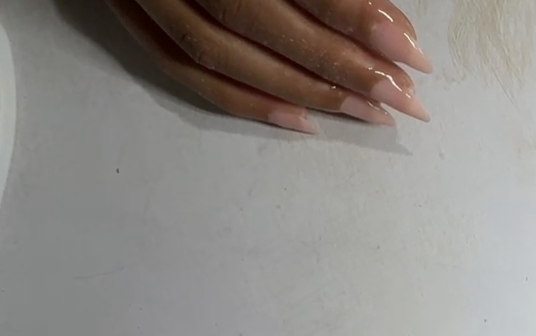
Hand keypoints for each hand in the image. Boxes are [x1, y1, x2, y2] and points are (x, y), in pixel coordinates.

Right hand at [105, 0, 430, 131]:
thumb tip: (393, 31)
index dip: (356, 17)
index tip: (412, 54)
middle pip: (258, 18)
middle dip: (342, 67)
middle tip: (405, 100)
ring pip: (221, 52)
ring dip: (305, 93)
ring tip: (371, 115)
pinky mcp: (123, 2)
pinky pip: (180, 67)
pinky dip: (247, 102)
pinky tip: (306, 124)